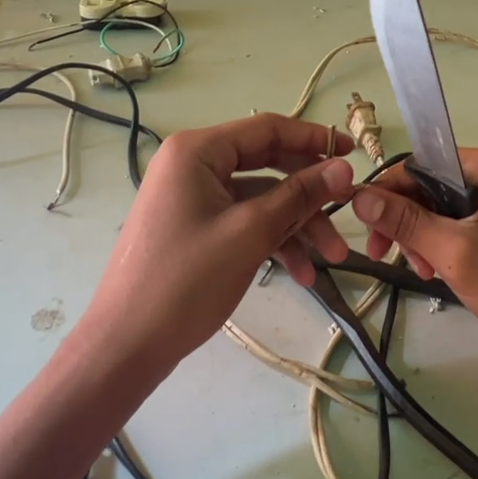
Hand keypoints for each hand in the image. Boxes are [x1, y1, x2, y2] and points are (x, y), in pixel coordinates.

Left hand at [76, 113, 356, 365]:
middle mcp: (193, 165)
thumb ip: (300, 194)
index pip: (267, 129)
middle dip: (310, 194)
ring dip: (297, 225)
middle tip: (348, 210)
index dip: (313, 139)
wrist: (124, 349)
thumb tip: (344, 167)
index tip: (354, 154)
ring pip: (261, 198)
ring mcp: (193, 198)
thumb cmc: (185, 281)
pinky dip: (273, 241)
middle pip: (268, 164)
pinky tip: (302, 274)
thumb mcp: (250, 233)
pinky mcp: (195, 227)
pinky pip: (244, 221)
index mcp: (197, 151)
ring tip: (332, 259)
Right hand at [349, 147, 477, 354]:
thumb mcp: (453, 251)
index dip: (391, 188)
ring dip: (422, 236)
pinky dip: (440, 243)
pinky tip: (434, 270)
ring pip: (440, 206)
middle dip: (407, 219)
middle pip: (431, 184)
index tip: (364, 220)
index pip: (426, 162)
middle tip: (386, 253)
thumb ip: (405, 221)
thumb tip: (359, 196)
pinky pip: (457, 221)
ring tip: (419, 270)